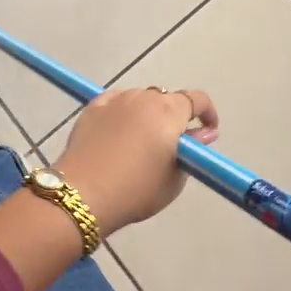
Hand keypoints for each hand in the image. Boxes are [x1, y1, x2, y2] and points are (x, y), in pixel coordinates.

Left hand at [53, 87, 219, 233]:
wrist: (83, 192)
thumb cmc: (136, 190)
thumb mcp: (174, 178)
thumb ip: (191, 151)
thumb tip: (202, 133)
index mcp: (168, 112)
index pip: (196, 99)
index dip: (206, 112)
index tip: (207, 130)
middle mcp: (143, 97)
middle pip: (166, 99)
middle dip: (174, 116)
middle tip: (170, 144)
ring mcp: (115, 99)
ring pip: (140, 99)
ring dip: (147, 113)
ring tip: (141, 142)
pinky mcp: (93, 106)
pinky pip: (116, 102)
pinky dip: (123, 112)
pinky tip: (117, 133)